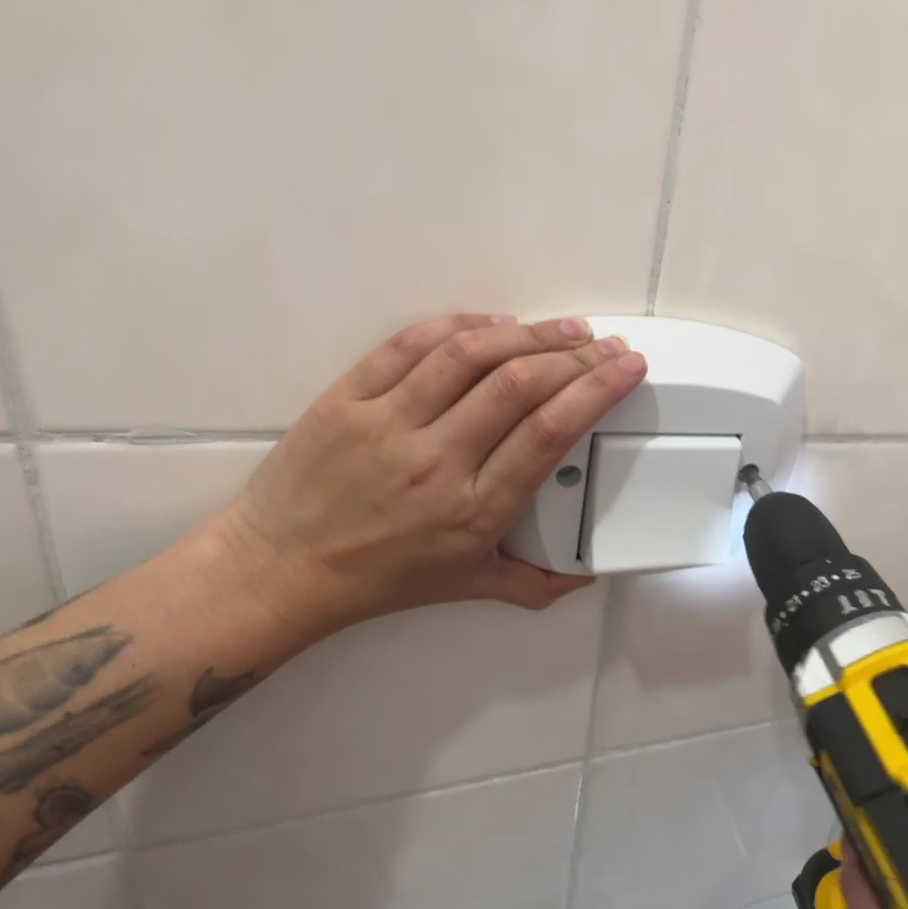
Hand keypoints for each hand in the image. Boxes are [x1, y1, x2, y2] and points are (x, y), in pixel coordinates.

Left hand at [211, 314, 646, 638]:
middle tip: (606, 344)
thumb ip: (534, 582)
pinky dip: (460, 324)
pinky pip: (410, 346)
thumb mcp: (467, 585)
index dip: (597, 391)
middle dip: (575, 355)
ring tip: (566, 327)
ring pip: (469, 355)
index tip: (627, 368)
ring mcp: (387, 424)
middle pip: (518, 386)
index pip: (549, 433)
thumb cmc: (379, 579)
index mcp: (473, 509)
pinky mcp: (347, 399)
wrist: (280, 570)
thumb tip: (586, 575)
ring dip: (528, 333)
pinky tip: (496, 323)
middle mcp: (435, 461)